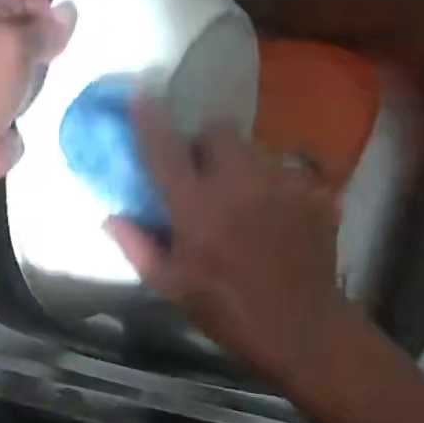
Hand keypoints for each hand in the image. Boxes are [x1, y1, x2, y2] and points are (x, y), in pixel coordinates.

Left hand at [0, 0, 73, 181]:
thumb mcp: (14, 43)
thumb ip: (44, 29)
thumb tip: (68, 13)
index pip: (18, 1)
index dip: (47, 9)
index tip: (75, 27)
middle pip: (23, 38)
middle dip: (51, 45)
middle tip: (81, 55)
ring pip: (28, 73)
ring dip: (50, 78)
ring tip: (78, 80)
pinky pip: (29, 104)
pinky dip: (44, 106)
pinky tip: (66, 107)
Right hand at [106, 105, 359, 378]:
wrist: (301, 328)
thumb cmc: (227, 311)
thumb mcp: (171, 287)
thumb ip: (137, 246)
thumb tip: (109, 216)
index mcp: (196, 207)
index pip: (166, 149)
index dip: (150, 118)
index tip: (141, 94)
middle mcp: (239, 184)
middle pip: (220, 130)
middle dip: (207, 143)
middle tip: (205, 172)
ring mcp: (282, 184)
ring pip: (257, 146)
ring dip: (243, 162)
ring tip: (246, 194)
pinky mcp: (314, 192)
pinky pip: (290, 168)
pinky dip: (277, 182)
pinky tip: (278, 212)